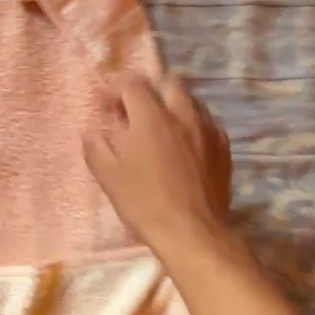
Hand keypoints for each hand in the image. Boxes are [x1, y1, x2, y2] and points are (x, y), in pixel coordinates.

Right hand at [83, 73, 232, 255]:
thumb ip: (96, 148)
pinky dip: (189, 123)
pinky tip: (180, 144)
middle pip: (167, 83)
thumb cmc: (144, 204)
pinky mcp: (223, 146)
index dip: (114, 89)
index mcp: (152, 119)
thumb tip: (90, 131)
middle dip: (147, 90)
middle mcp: (184, 115)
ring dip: (170, 104)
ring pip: (190, 100)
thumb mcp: (109, 178)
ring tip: (156, 126)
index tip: (104, 105)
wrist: (191, 231)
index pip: (133, 85)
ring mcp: (208, 129)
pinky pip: (205, 121)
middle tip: (132, 111)